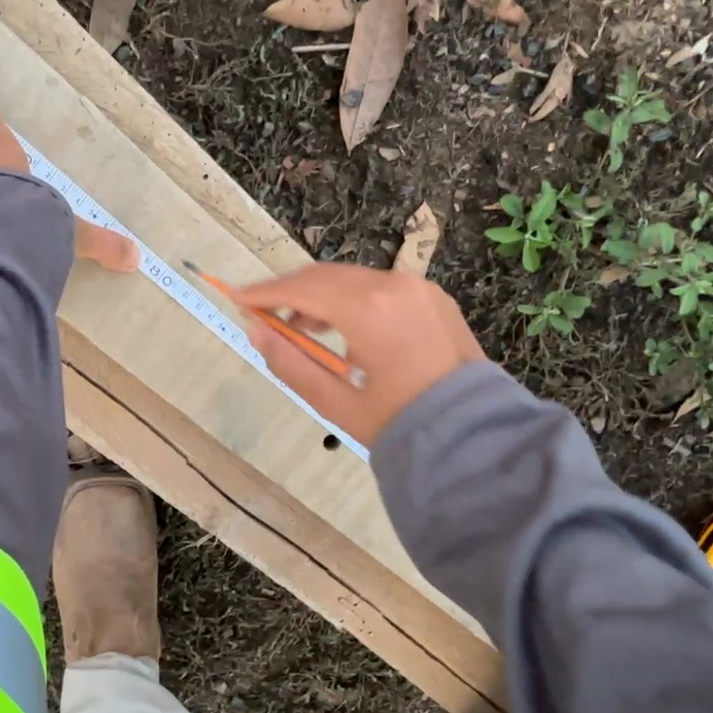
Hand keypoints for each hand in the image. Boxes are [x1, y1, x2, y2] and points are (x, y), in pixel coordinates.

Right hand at [231, 264, 485, 446]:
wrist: (474, 436)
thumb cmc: (400, 424)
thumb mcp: (336, 402)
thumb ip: (290, 363)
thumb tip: (256, 330)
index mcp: (369, 309)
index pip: (303, 289)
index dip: (266, 293)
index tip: (238, 299)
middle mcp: (394, 285)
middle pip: (326, 277)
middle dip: (290, 293)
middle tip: (263, 315)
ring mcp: (418, 288)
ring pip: (353, 279)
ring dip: (320, 297)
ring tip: (299, 329)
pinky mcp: (432, 297)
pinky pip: (379, 288)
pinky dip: (351, 300)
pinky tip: (340, 328)